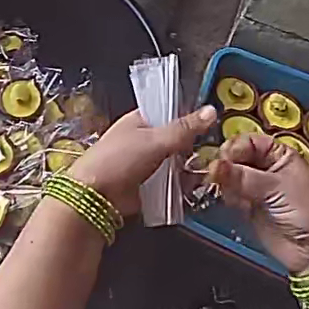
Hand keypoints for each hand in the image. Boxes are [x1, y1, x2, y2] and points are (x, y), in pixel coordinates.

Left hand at [68, 106, 217, 214]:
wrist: (96, 197)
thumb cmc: (118, 160)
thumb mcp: (155, 140)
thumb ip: (184, 128)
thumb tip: (210, 111)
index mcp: (141, 120)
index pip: (170, 111)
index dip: (190, 117)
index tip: (211, 123)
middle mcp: (144, 140)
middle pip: (176, 140)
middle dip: (192, 147)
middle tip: (212, 151)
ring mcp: (146, 164)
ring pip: (176, 163)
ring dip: (189, 168)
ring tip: (206, 171)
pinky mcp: (149, 185)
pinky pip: (172, 182)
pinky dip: (182, 185)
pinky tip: (194, 187)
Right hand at [209, 132, 308, 274]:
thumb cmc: (307, 211)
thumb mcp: (276, 187)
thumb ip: (242, 176)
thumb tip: (213, 166)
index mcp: (279, 154)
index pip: (249, 141)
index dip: (235, 147)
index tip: (223, 158)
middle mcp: (265, 167)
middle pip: (235, 157)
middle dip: (224, 164)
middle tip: (213, 173)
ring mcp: (255, 187)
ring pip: (229, 175)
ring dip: (222, 181)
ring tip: (218, 187)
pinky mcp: (246, 206)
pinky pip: (228, 194)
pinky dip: (224, 195)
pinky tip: (228, 200)